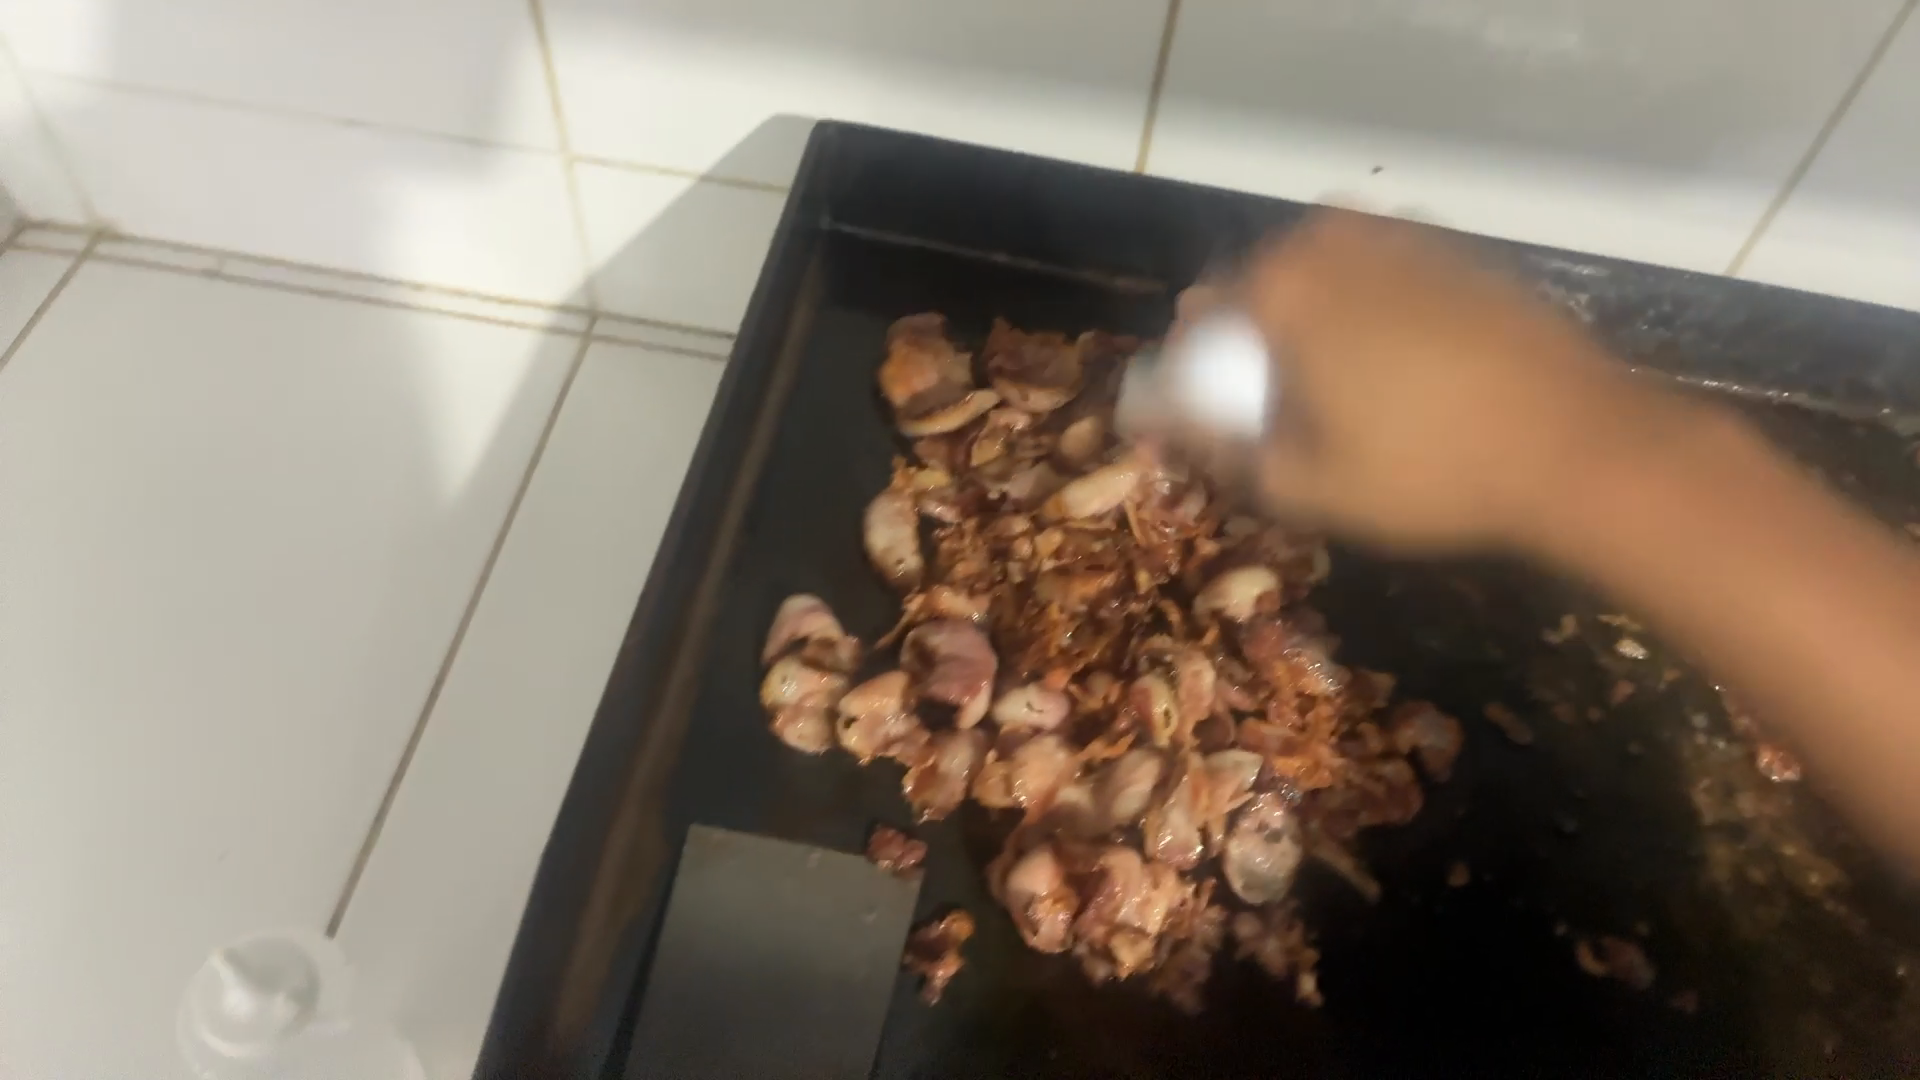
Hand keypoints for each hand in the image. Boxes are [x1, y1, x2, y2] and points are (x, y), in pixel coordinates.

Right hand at [1205, 209, 1690, 552]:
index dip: (1189, 365)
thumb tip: (1170, 425)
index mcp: (1284, 291)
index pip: (1197, 314)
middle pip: (1253, 278)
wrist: (1582, 449)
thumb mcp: (1298, 483)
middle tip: (1262, 393)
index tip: (1205, 407)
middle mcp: (1336, 243)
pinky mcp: (1459, 251)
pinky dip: (1355, 296)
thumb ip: (1219, 447)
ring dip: (1297, 306)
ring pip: (1315, 262)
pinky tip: (1384, 352)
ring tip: (1318, 369)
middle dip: (1242, 330)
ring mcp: (1405, 237)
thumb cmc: (1423, 472)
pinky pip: (1374, 263)